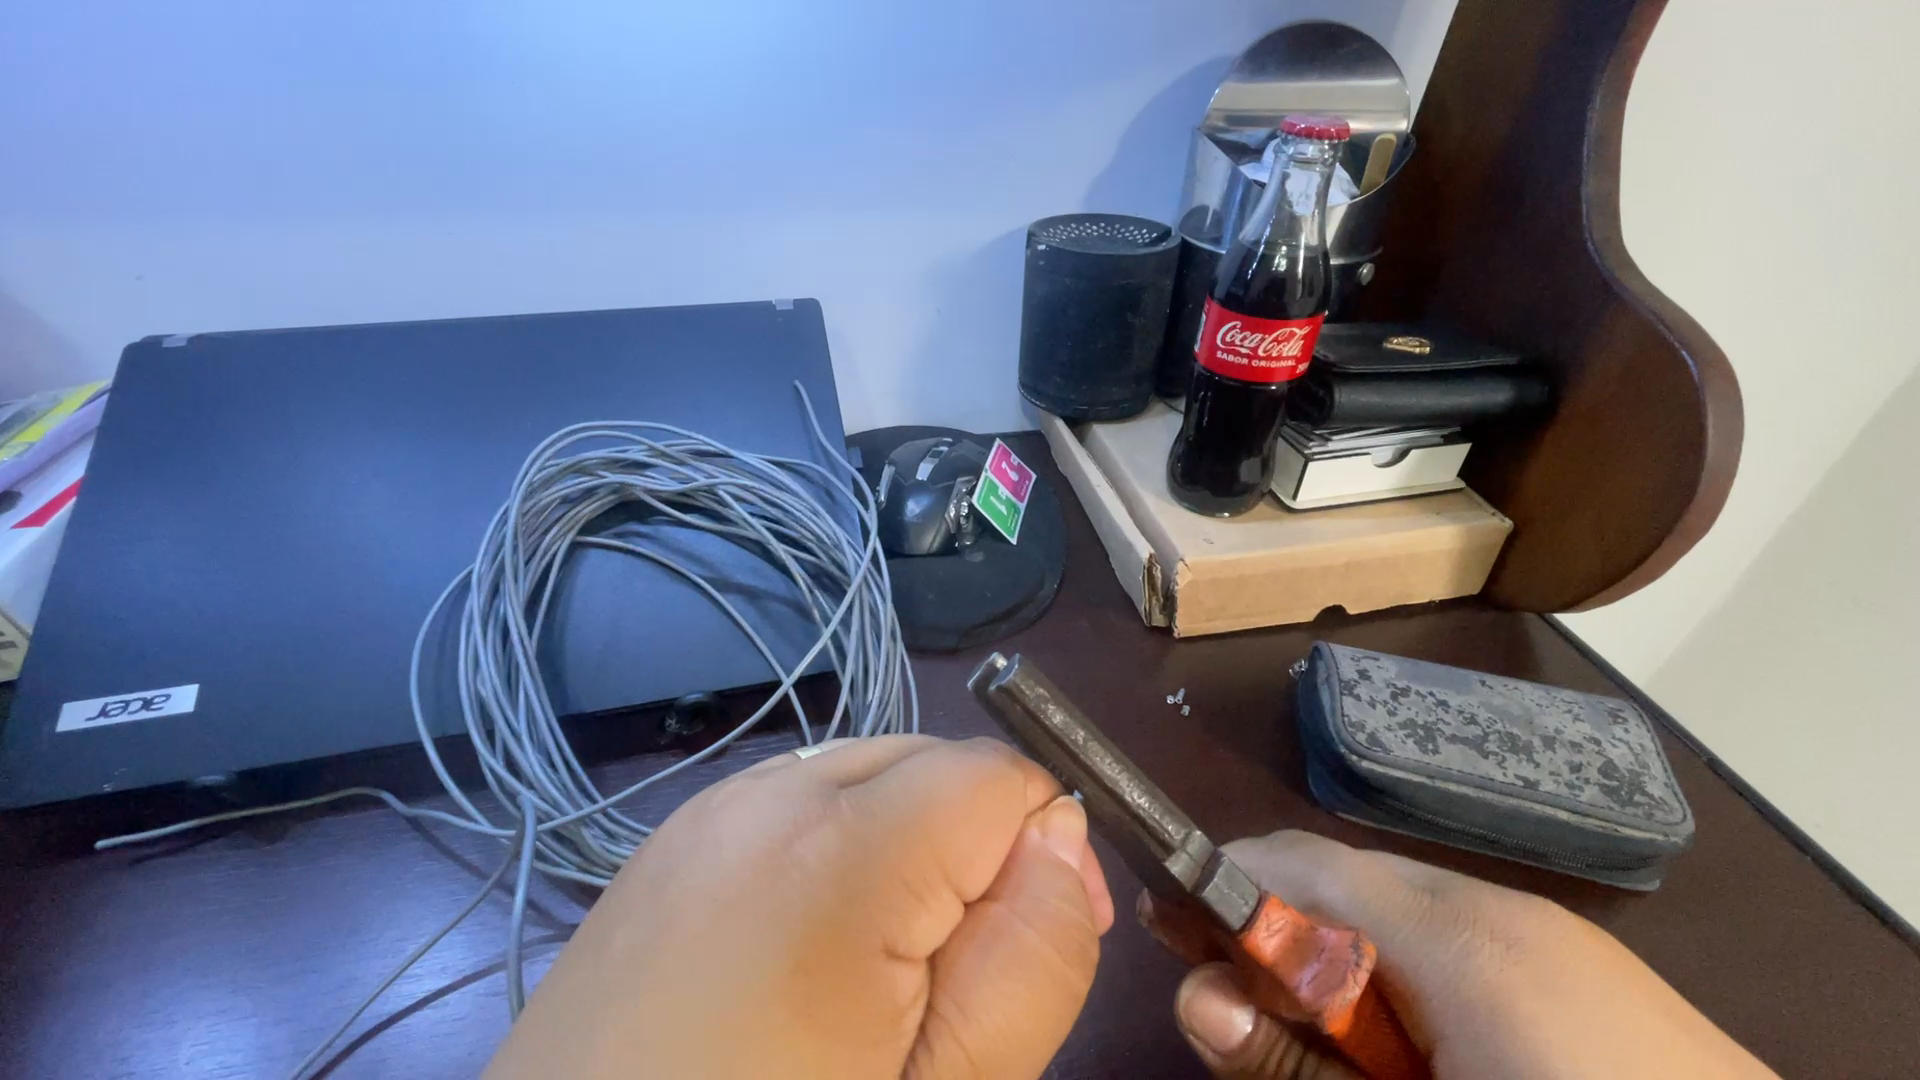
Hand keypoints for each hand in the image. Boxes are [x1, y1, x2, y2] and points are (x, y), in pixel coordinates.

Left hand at [485, 735, 1114, 1079]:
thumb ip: (1028, 960)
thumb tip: (1059, 836)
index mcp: (837, 852)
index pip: (998, 775)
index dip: (1041, 848)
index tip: (1028, 942)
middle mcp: (767, 796)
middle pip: (933, 764)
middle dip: (972, 846)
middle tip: (948, 979)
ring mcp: (708, 811)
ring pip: (869, 776)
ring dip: (906, 847)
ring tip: (871, 972)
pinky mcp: (672, 841)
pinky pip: (799, 803)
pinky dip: (836, 849)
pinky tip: (802, 950)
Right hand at [1144, 831, 1778, 1079]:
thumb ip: (1300, 1068)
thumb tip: (1192, 1000)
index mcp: (1459, 935)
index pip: (1301, 864)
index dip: (1224, 884)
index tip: (1172, 929)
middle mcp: (1498, 907)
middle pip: (1344, 881)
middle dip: (1275, 928)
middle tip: (1234, 998)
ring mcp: (1551, 933)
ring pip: (1398, 907)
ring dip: (1339, 955)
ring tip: (1321, 1032)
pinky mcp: (1582, 968)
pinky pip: (1455, 937)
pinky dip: (1403, 971)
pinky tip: (1413, 1042)